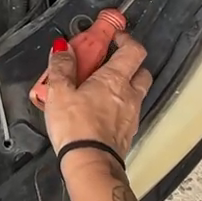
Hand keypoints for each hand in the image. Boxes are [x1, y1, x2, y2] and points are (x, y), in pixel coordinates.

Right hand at [40, 30, 153, 154]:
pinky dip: (119, 106)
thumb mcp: (59, 91)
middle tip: (109, 62)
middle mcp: (129, 95)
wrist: (90, 163)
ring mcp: (131, 115)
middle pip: (141, 71)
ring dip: (124, 86)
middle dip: (129, 63)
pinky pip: (128, 112)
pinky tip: (100, 111)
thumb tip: (62, 48)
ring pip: (137, 92)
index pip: (133, 50)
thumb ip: (61, 67)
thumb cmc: (76, 127)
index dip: (126, 39)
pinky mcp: (127, 132)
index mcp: (115, 79)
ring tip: (100, 88)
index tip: (113, 37)